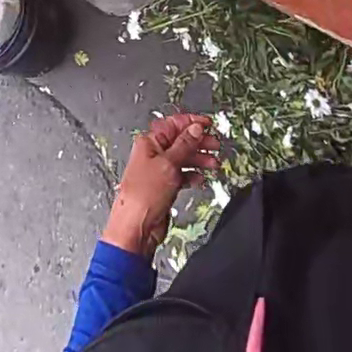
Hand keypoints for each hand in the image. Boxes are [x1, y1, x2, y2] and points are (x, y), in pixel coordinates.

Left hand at [101, 113, 220, 256]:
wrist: (135, 229)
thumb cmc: (143, 196)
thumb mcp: (168, 164)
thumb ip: (185, 144)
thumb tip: (196, 128)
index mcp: (150, 142)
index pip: (174, 124)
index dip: (192, 122)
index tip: (208, 124)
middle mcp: (153, 154)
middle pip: (181, 140)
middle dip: (199, 141)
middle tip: (215, 144)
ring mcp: (159, 171)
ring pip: (184, 158)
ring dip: (199, 159)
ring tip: (213, 163)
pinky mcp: (164, 186)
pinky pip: (182, 175)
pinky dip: (192, 175)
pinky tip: (200, 179)